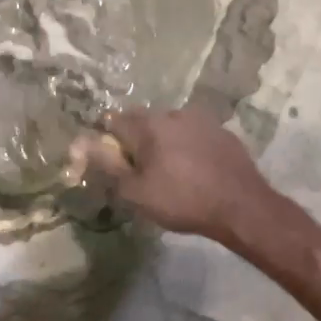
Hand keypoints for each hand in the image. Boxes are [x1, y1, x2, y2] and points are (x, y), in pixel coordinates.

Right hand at [74, 106, 279, 241]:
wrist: (241, 207)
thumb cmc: (181, 200)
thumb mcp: (134, 191)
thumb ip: (105, 164)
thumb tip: (79, 142)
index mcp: (147, 125)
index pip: (112, 120)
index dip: (106, 141)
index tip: (112, 163)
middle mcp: (172, 113)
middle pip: (141, 121)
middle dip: (135, 141)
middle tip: (139, 172)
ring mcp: (201, 120)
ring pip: (169, 126)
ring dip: (163, 143)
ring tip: (170, 172)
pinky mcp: (222, 132)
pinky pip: (193, 134)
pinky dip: (187, 147)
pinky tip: (194, 170)